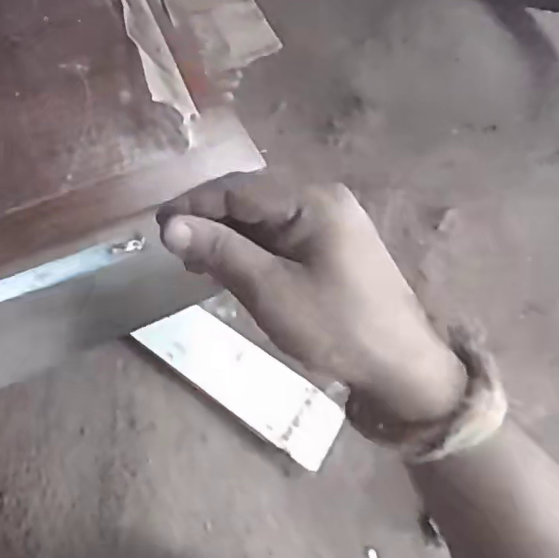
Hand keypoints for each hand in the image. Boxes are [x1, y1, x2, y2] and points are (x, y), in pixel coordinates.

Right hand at [159, 174, 466, 438]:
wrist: (401, 367)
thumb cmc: (335, 327)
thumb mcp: (269, 289)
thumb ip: (219, 251)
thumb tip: (168, 226)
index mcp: (312, 202)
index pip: (236, 190)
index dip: (191, 205)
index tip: (157, 229)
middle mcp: (319, 200)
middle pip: (244, 198)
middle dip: (204, 219)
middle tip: (171, 248)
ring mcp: (324, 220)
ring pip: (254, 216)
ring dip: (219, 234)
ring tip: (191, 261)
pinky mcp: (323, 242)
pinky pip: (269, 233)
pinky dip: (240, 246)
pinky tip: (221, 265)